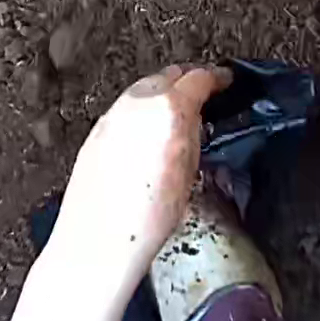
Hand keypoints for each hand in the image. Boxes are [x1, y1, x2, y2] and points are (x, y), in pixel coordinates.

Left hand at [51, 65, 231, 274]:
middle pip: (170, 76)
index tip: (223, 80)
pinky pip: (126, 108)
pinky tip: (146, 136)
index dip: (217, 77)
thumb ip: (193, 134)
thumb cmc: (144, 220)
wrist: (96, 245)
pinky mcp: (96, 129)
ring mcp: (114, 114)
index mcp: (169, 110)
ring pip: (145, 88)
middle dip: (188, 81)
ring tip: (174, 118)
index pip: (199, 77)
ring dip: (163, 94)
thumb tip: (194, 120)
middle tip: (201, 95)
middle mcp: (139, 103)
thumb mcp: (189, 173)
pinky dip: (141, 112)